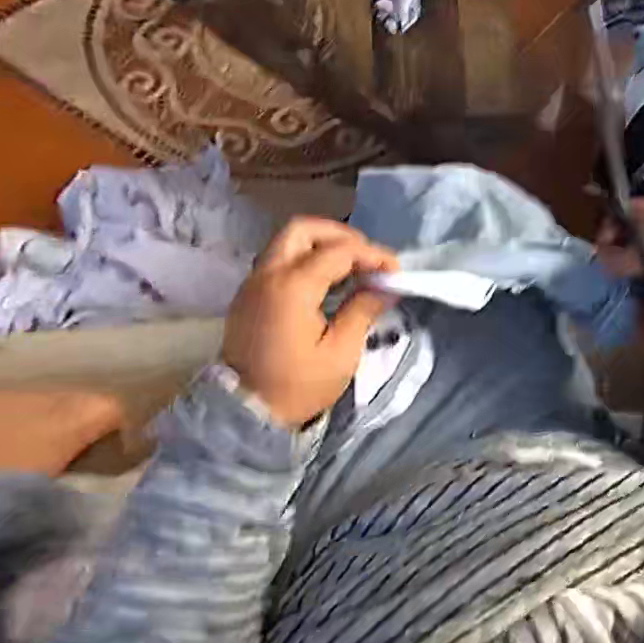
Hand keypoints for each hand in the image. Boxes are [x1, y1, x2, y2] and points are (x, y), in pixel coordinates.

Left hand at [222, 217, 398, 427]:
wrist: (247, 412)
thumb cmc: (300, 385)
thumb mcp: (342, 352)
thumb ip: (362, 310)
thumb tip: (384, 287)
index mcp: (292, 287)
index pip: (339, 251)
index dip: (373, 256)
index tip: (396, 272)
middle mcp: (268, 275)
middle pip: (304, 230)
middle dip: (342, 236)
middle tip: (370, 258)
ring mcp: (254, 283)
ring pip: (288, 242)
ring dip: (324, 246)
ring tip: (354, 269)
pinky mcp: (250, 295)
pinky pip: (280, 261)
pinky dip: (308, 260)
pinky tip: (331, 283)